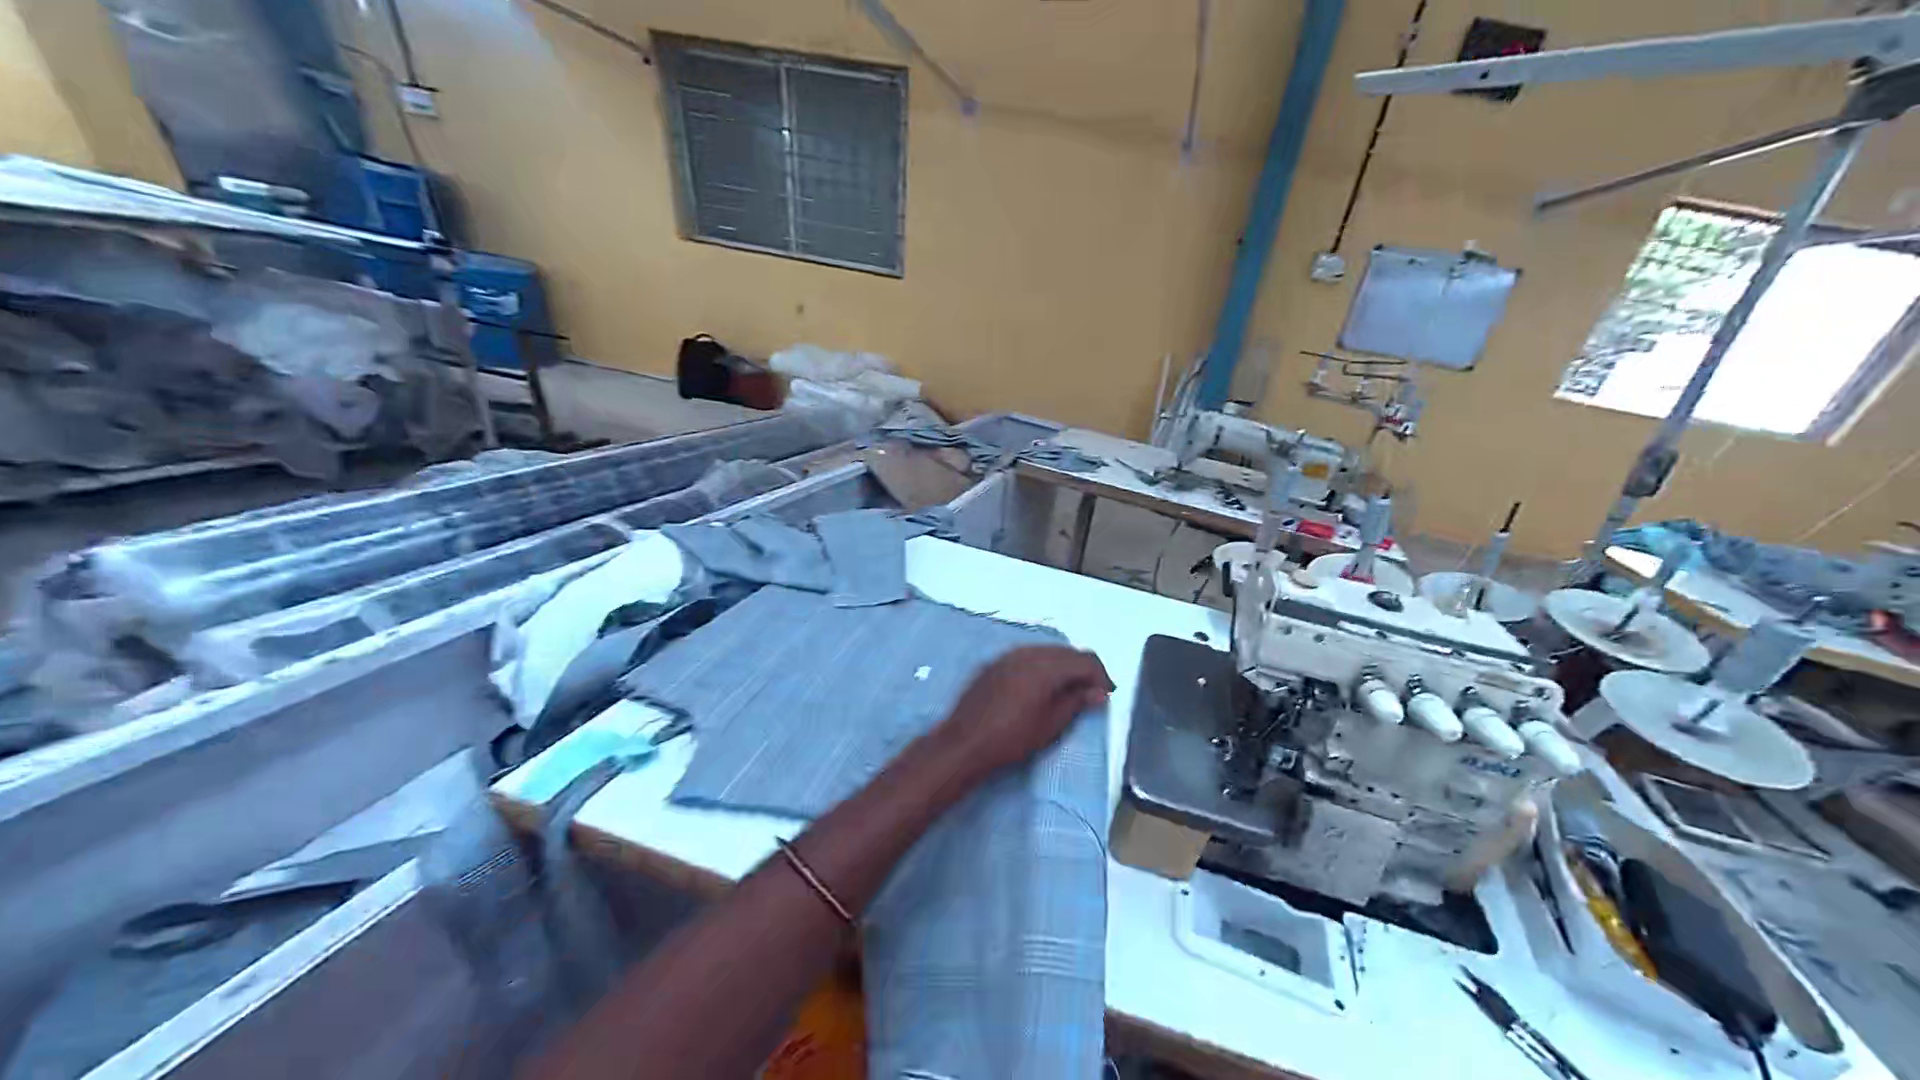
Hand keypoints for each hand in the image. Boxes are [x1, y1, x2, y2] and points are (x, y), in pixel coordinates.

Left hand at [933, 645, 1112, 782]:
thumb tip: (1099, 692)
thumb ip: (1077, 702)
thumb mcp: (1051, 724)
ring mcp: (1009, 655)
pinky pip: (1027, 657)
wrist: (965, 742)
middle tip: (1091, 694)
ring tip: (1068, 692)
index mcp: (1047, 665)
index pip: (1085, 660)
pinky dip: (1041, 667)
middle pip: (1067, 652)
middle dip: (1083, 670)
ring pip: (1046, 652)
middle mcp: (1028, 652)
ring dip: (1062, 668)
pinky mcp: (995, 663)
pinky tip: (1041, 688)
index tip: (1106, 696)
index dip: (1101, 676)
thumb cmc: (1012, 737)